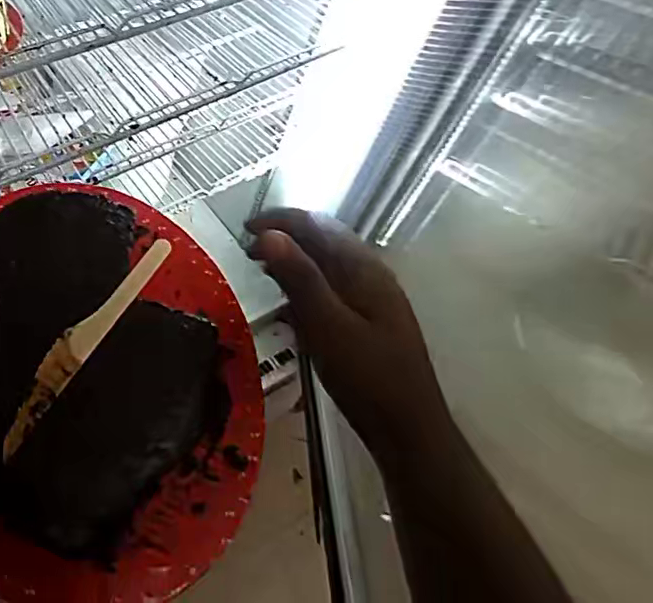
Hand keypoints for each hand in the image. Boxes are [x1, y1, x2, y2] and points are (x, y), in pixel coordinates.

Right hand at [245, 209, 452, 459]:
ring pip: (325, 260)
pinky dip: (302, 279)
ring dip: (292, 257)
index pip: (316, 224)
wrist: (409, 433)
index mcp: (363, 269)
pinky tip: (287, 300)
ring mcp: (371, 296)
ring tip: (261, 270)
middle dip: (283, 234)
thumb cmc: (367, 376)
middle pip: (322, 237)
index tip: (243, 230)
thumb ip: (298, 276)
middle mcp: (370, 274)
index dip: (278, 220)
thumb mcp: (326, 324)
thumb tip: (267, 234)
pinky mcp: (367, 316)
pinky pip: (329, 283)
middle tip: (248, 248)